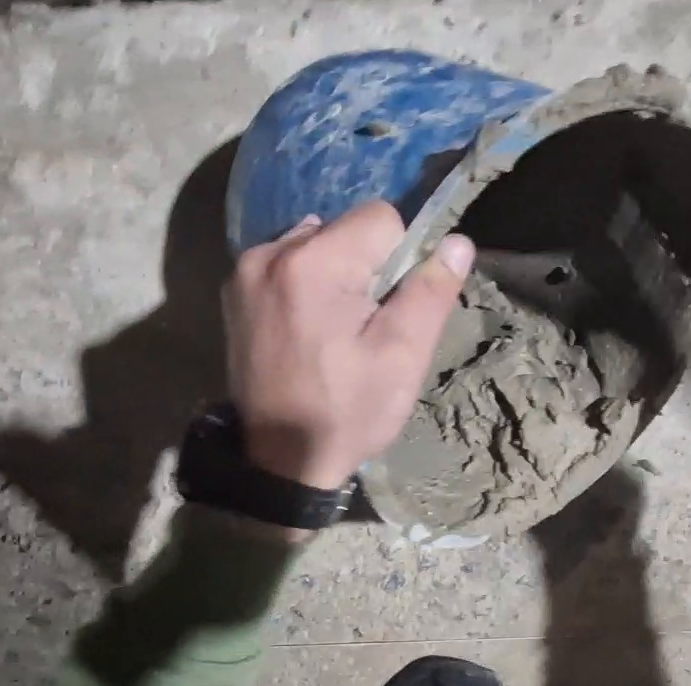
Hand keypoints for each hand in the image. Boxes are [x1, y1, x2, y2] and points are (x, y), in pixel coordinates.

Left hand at [223, 201, 474, 490]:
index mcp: (313, 263)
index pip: (381, 218)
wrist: (280, 461)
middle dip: (363, 268)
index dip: (399, 261)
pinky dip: (302, 288)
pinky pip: (284, 267)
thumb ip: (431, 293)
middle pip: (343, 230)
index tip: (389, 310)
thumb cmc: (347, 412)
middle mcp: (270, 253)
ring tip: (331, 334)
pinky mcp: (233, 295)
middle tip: (361, 331)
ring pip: (313, 245)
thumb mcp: (402, 358)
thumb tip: (457, 242)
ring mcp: (244, 273)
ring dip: (332, 276)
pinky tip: (305, 333)